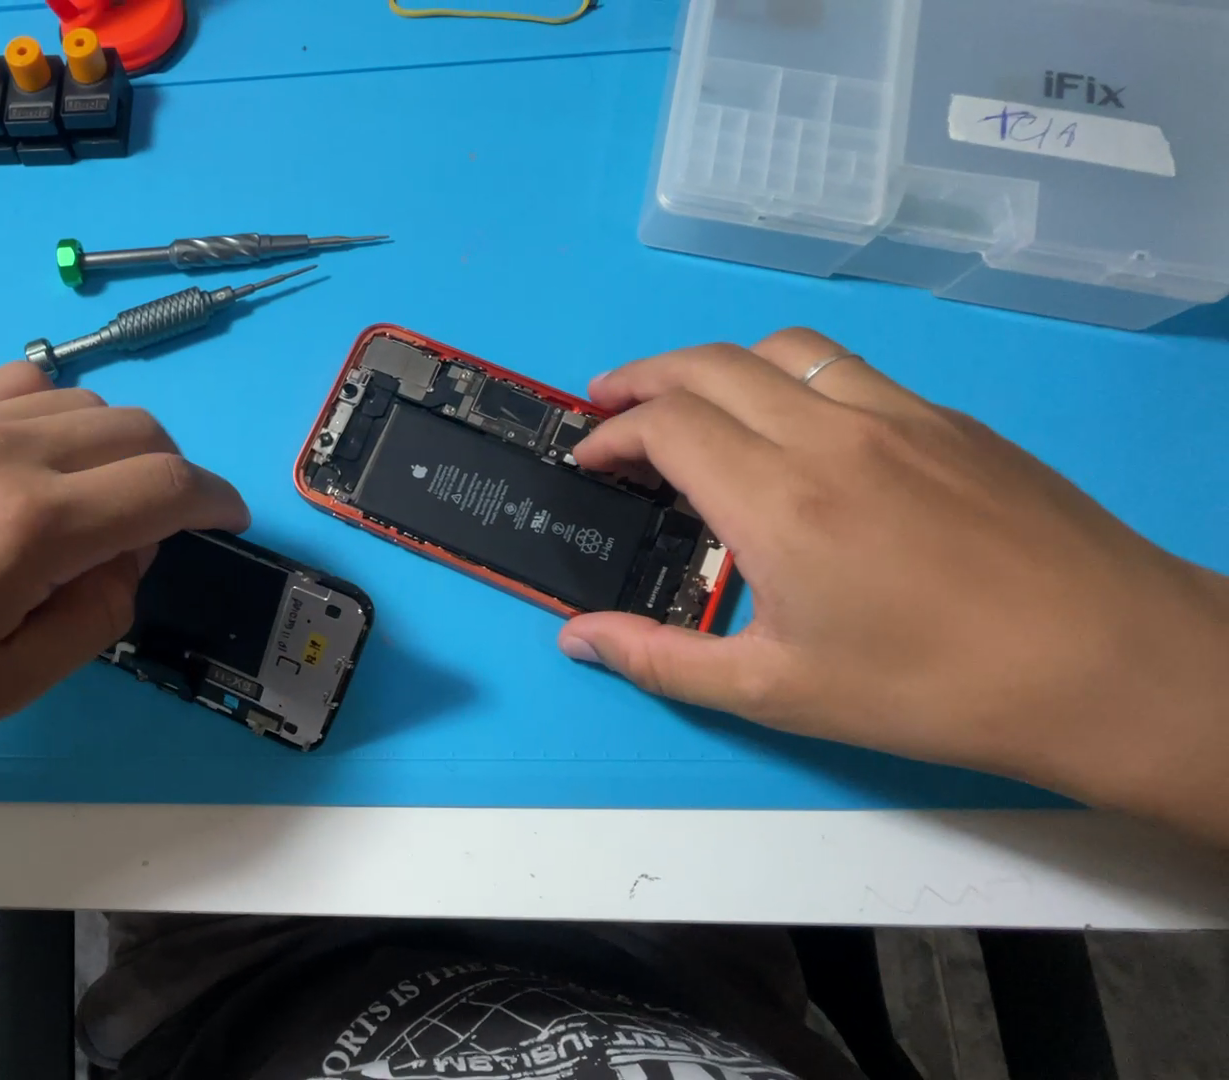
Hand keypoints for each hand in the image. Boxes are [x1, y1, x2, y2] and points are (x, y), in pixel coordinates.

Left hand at [0, 362, 248, 748]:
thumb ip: (93, 622)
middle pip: (140, 431)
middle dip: (173, 479)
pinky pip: (22, 382)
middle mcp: (9, 451)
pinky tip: (35, 458)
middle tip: (144, 540)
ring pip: (88, 400)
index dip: (218, 500)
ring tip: (90, 502)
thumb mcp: (3, 684)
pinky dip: (61, 414)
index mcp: (35, 526)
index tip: (232, 520)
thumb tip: (124, 566)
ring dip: (119, 446)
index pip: (168, 486)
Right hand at [556, 329, 1228, 833]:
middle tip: (604, 406)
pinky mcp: (946, 420)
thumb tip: (575, 638)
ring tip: (685, 403)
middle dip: (640, 378)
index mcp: (778, 500)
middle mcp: (829, 434)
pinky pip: (841, 368)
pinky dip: (782, 376)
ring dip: (711, 366)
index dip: (612, 434)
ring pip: (778, 348)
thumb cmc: (930, 687)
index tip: (588, 460)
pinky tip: (785, 427)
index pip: (668, 424)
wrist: (1121, 671)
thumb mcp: (772, 691)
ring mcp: (897, 416)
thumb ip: (657, 659)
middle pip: (709, 365)